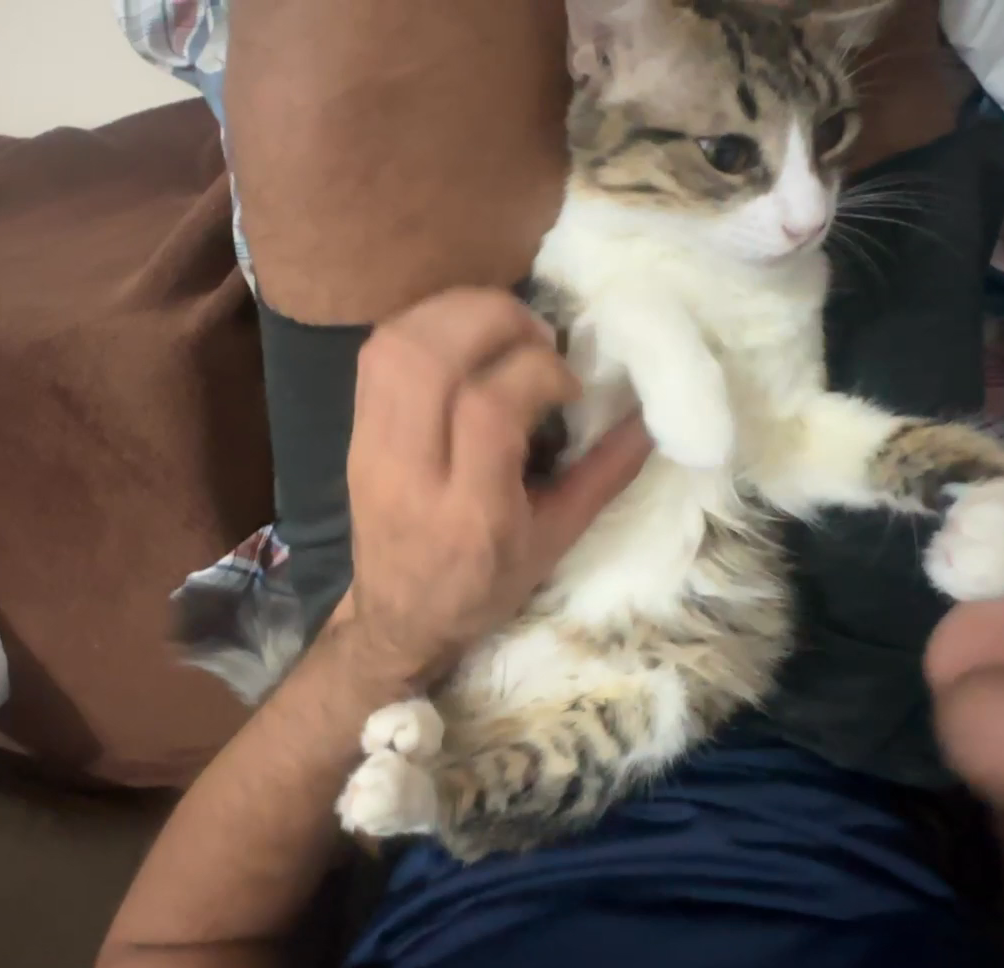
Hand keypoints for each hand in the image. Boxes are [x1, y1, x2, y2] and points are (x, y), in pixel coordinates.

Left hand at [333, 288, 652, 684]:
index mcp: (471, 514)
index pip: (490, 406)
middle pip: (429, 359)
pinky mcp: (353, 435)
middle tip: (536, 339)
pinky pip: (378, 355)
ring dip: (455, 313)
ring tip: (501, 331)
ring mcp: (370, 452)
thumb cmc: (483, 589)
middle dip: (493, 318)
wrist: (399, 618)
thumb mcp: (554, 544)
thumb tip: (651, 416)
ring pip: (396, 347)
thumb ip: (604, 476)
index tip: (568, 384)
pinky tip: (463, 341)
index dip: (538, 370)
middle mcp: (410, 475)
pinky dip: (425, 326)